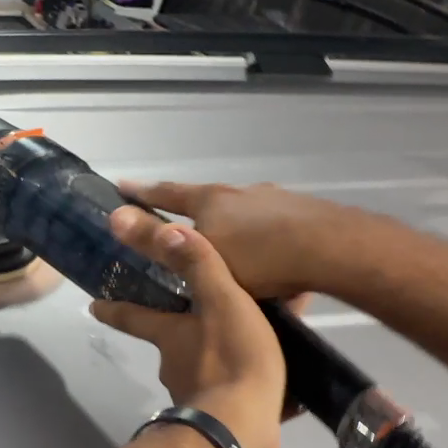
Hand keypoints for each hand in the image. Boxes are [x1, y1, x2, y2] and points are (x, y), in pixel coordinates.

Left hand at [90, 208, 287, 447]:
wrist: (241, 429)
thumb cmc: (231, 359)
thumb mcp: (222, 302)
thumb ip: (200, 265)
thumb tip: (166, 229)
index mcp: (169, 336)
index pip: (131, 317)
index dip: (112, 308)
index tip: (92, 305)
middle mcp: (173, 365)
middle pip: (173, 341)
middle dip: (186, 330)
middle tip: (209, 318)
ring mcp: (194, 395)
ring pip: (205, 368)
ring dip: (223, 357)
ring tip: (256, 346)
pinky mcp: (219, 420)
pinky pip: (231, 394)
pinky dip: (245, 384)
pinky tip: (276, 382)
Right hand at [116, 180, 370, 298]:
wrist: (335, 251)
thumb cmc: (259, 255)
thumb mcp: (198, 254)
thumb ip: (156, 240)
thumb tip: (113, 217)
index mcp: (211, 199)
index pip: (167, 193)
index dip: (142, 192)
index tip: (122, 187)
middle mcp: (241, 193)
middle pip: (205, 201)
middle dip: (188, 212)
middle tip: (173, 225)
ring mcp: (275, 203)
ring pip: (241, 214)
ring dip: (227, 227)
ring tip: (221, 249)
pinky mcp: (303, 217)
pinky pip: (269, 229)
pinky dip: (257, 241)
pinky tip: (262, 260)